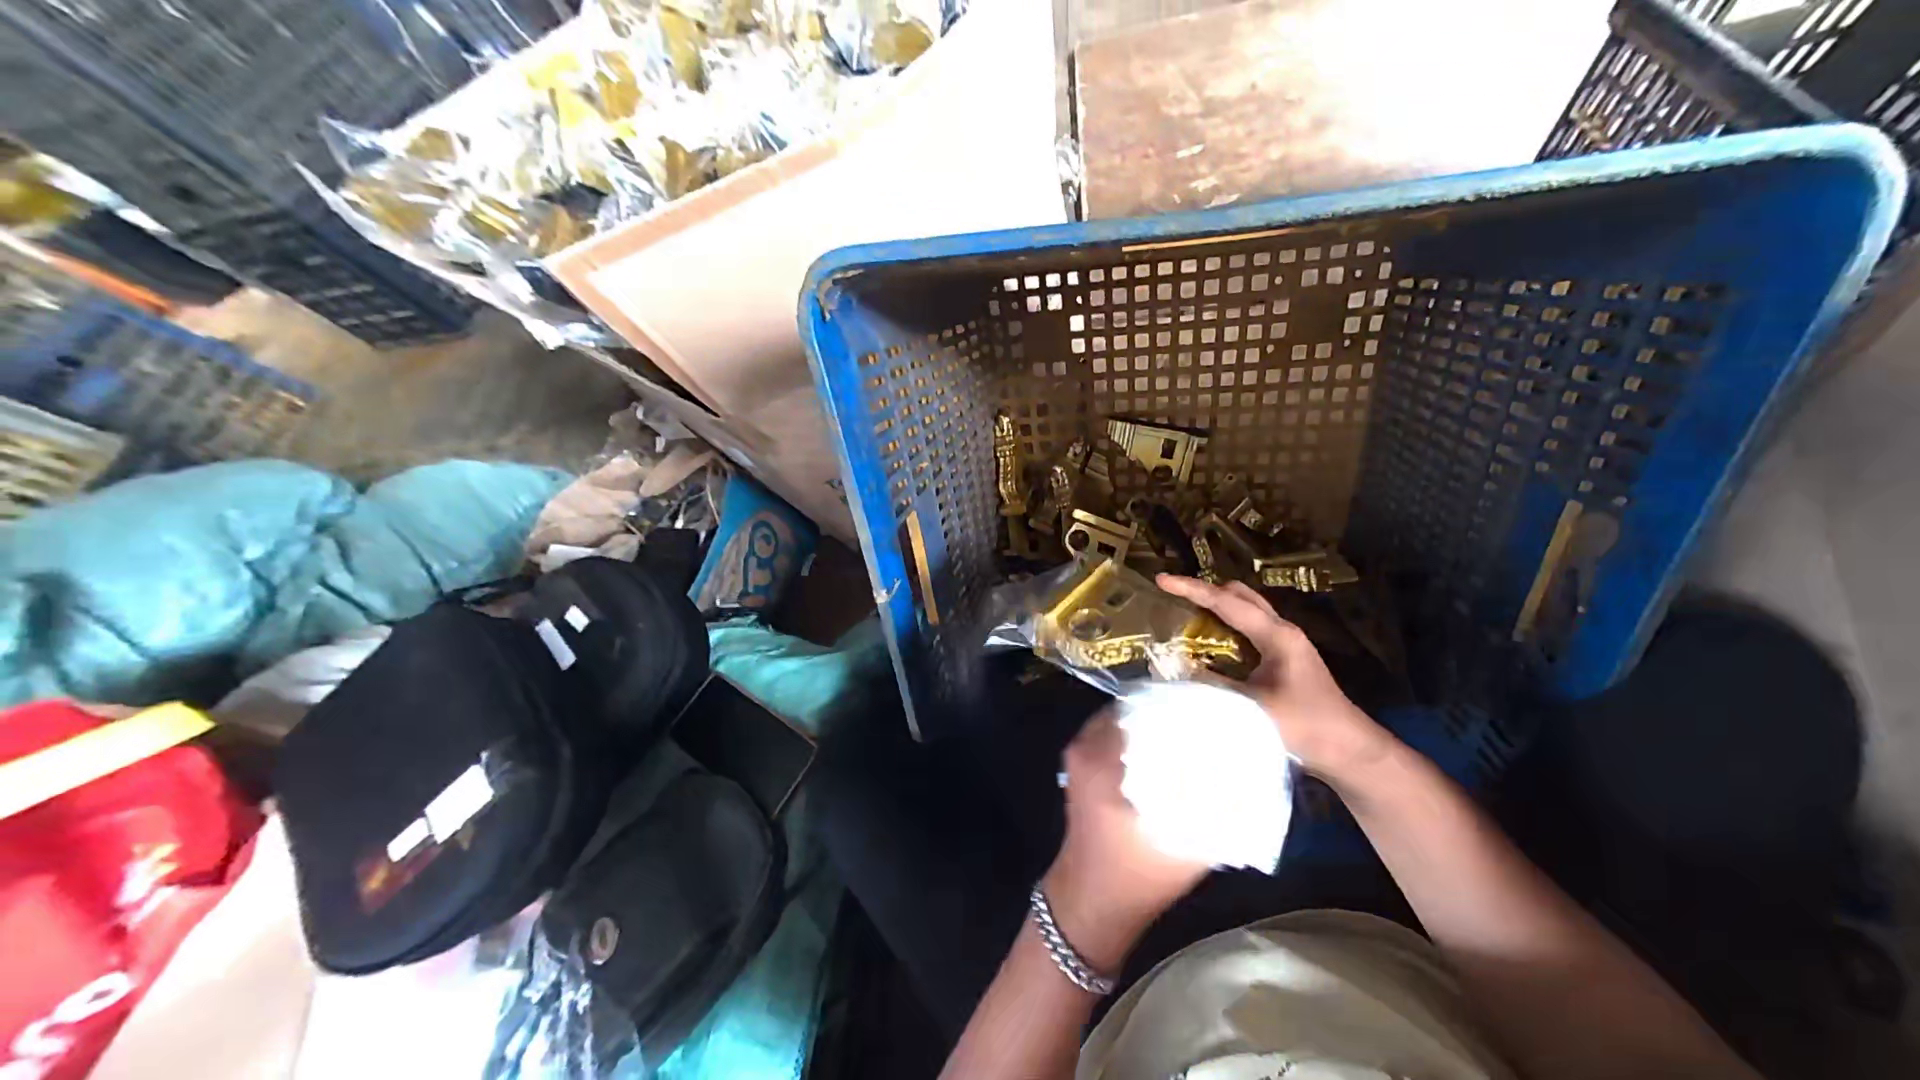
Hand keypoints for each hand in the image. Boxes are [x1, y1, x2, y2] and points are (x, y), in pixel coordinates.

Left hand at [1043, 711, 1208, 972]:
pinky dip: (1141, 734)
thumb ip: (1224, 805)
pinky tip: (1170, 750)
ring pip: (1126, 718)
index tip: (1219, 711)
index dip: (1188, 706)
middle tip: (1212, 719)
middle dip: (1175, 712)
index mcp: (1106, 757)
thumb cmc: (1140, 876)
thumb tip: (1255, 768)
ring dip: (1157, 722)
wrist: (1090, 899)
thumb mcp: (1192, 844)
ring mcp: (1080, 750)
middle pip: (1138, 707)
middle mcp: (1088, 743)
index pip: (1151, 707)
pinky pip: (1115, 732)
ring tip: (1195, 731)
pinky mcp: (1080, 762)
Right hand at [1156, 575, 1397, 786]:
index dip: (1191, 589)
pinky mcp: (1285, 660)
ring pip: (1247, 610)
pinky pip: (1250, 629)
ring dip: (1218, 606)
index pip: (1226, 602)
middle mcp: (1282, 631)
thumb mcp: (1251, 708)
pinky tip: (1211, 642)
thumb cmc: (1305, 726)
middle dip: (1206, 590)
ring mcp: (1287, 644)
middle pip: (1240, 595)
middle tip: (1174, 595)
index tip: (1161, 579)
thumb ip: (1211, 687)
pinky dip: (1227, 625)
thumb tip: (1173, 670)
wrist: (1349, 751)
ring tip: (1186, 613)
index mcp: (1276, 635)